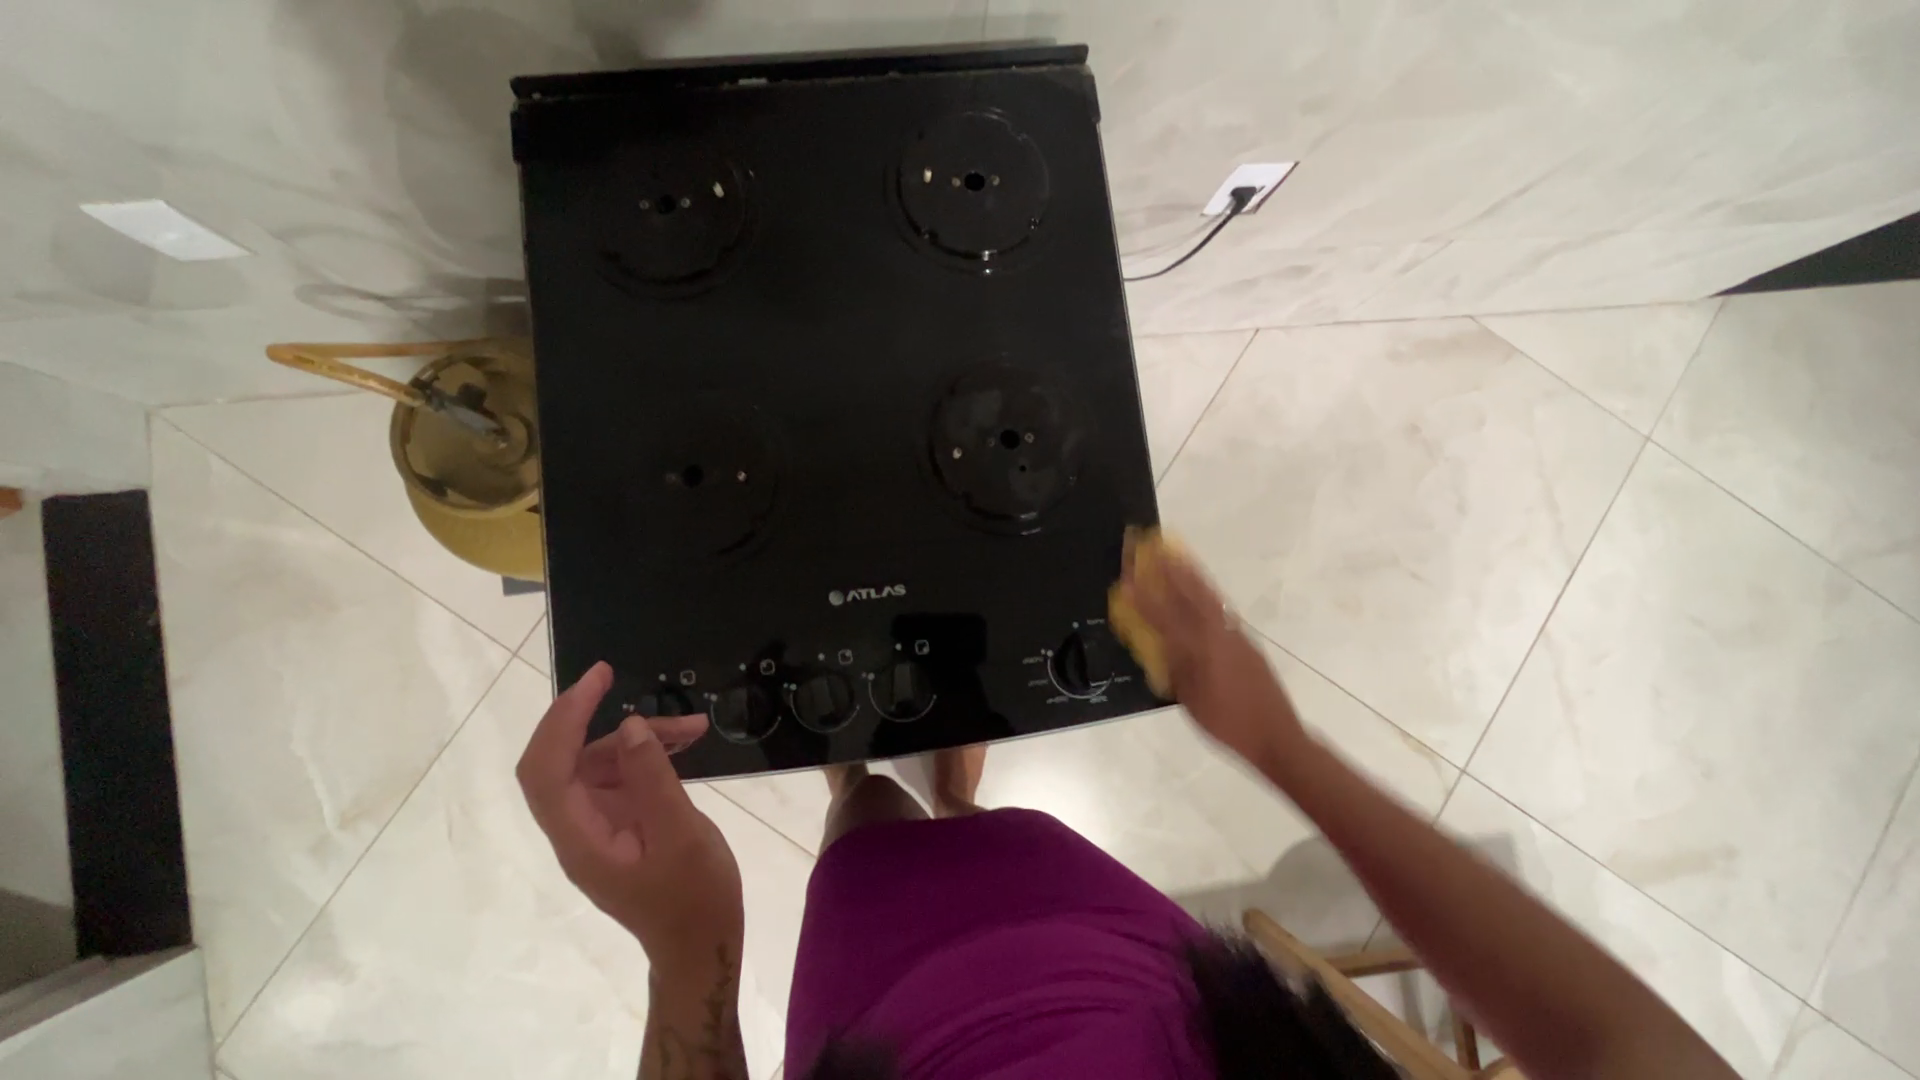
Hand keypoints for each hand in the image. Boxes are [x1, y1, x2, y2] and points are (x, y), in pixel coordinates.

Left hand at [516, 662, 742, 970]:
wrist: (702, 944)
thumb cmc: (694, 898)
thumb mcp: (681, 836)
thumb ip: (653, 780)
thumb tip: (629, 727)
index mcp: (580, 838)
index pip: (546, 770)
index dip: (562, 720)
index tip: (597, 681)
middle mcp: (579, 828)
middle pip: (562, 760)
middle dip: (585, 716)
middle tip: (612, 676)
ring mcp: (600, 825)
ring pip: (600, 763)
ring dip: (640, 736)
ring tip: (694, 725)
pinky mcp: (624, 823)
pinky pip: (626, 775)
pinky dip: (651, 753)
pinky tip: (688, 740)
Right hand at [1119, 541, 1307, 769]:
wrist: (1278, 736)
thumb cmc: (1228, 725)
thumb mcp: (1191, 701)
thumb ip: (1175, 669)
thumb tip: (1158, 644)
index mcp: (1200, 650)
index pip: (1164, 617)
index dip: (1143, 596)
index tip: (1125, 576)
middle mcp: (1218, 635)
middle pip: (1188, 594)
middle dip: (1167, 569)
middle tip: (1150, 547)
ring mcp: (1235, 635)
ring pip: (1208, 596)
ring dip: (1188, 573)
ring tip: (1174, 553)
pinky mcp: (1246, 641)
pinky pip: (1220, 607)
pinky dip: (1205, 590)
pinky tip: (1199, 588)